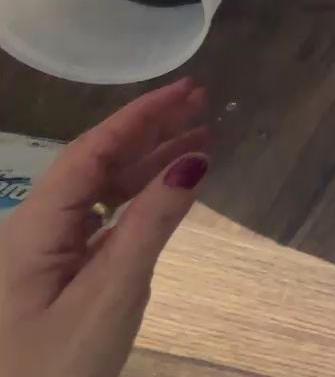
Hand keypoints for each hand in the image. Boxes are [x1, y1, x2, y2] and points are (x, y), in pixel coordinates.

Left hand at [0, 78, 210, 376]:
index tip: (187, 88)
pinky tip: (171, 186)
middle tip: (203, 98)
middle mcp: (28, 237)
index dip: (137, 116)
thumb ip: (152, 224)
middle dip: (147, 129)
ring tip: (203, 133)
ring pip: (96, 191)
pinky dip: (141, 192)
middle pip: (91, 167)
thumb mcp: (110, 293)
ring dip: (150, 158)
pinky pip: (99, 218)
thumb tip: (196, 159)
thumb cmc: (51, 364)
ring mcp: (38, 258)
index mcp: (30, 234)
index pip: (87, 156)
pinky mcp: (52, 277)